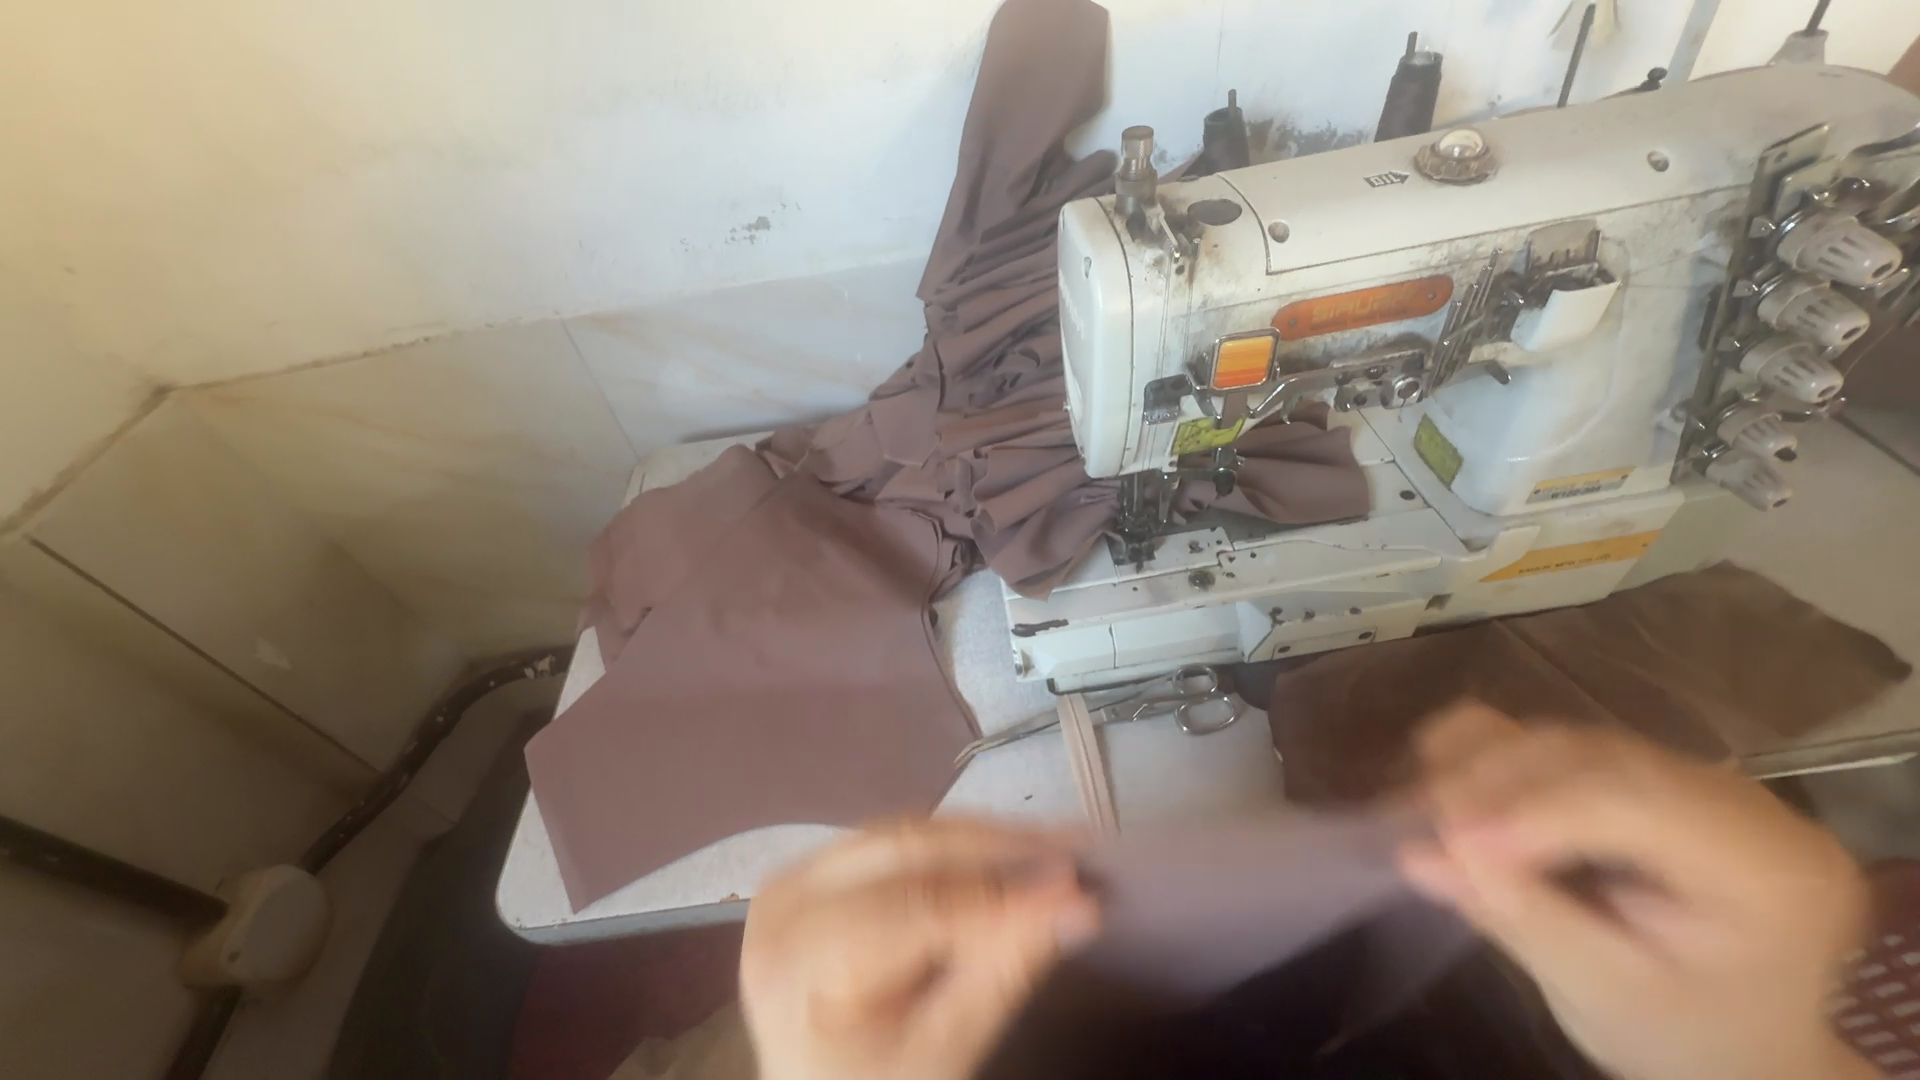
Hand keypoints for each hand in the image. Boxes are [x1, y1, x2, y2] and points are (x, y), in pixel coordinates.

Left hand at [740, 819, 1099, 1079]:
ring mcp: (798, 874)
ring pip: (907, 833)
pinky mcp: (819, 865)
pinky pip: (898, 839)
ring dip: (984, 840)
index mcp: (797, 962)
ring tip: (1054, 846)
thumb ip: (1001, 970)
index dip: (1000, 890)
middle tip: (1075, 848)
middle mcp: (785, 901)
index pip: (913, 907)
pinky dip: (956, 845)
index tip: (1077, 883)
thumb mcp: (941, 1051)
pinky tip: (1005, 851)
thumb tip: (1075, 904)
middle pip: (906, 853)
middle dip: (998, 849)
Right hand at [1399, 703, 1871, 1079]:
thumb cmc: (1679, 1029)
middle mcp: (1731, 800)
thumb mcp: (1608, 993)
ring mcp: (1675, 774)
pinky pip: (1539, 735)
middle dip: (1492, 782)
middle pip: (1591, 758)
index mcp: (1771, 867)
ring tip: (1417, 807)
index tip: (1449, 841)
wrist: (1718, 1032)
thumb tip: (1419, 854)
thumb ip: (1523, 918)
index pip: (1640, 805)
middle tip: (1417, 820)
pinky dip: (1478, 749)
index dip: (1535, 813)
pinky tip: (1440, 782)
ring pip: (1555, 737)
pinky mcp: (1621, 767)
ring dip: (1475, 762)